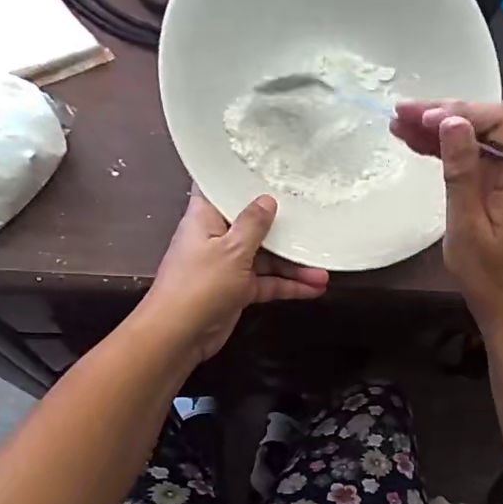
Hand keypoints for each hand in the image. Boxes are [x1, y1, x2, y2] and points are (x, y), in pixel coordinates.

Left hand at [134, 191, 329, 366]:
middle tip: (314, 218)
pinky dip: (288, 285)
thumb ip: (253, 224)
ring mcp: (229, 265)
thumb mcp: (231, 250)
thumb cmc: (200, 285)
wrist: (179, 336)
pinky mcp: (238, 290)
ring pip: (266, 257)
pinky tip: (314, 288)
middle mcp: (217, 237)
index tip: (271, 167)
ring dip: (293, 264)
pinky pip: (267, 282)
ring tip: (323, 270)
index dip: (243, 177)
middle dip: (283, 226)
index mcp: (206, 217)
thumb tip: (267, 200)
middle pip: (254, 224)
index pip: (221, 189)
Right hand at [390, 100, 502, 329]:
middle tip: (401, 111)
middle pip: (486, 124)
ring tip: (398, 123)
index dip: (463, 112)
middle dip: (445, 113)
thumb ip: (461, 173)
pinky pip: (470, 159)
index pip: (501, 122)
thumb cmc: (485, 274)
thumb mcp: (466, 225)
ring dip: (438, 129)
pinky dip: (444, 149)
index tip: (426, 119)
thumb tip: (452, 123)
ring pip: (474, 139)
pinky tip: (414, 143)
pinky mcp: (494, 188)